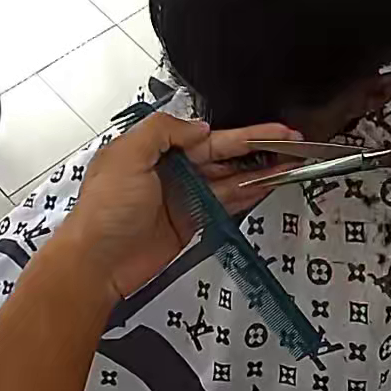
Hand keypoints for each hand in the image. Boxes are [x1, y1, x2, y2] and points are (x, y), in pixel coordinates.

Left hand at [61, 113, 298, 300]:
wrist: (99, 262)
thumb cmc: (102, 212)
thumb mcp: (125, 157)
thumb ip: (163, 132)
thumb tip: (199, 128)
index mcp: (157, 149)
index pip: (208, 136)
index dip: (243, 133)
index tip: (270, 130)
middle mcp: (174, 170)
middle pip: (226, 155)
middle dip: (260, 148)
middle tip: (291, 143)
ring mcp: (187, 197)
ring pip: (232, 179)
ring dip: (261, 172)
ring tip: (289, 165)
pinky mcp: (194, 221)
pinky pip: (227, 203)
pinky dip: (248, 195)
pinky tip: (267, 186)